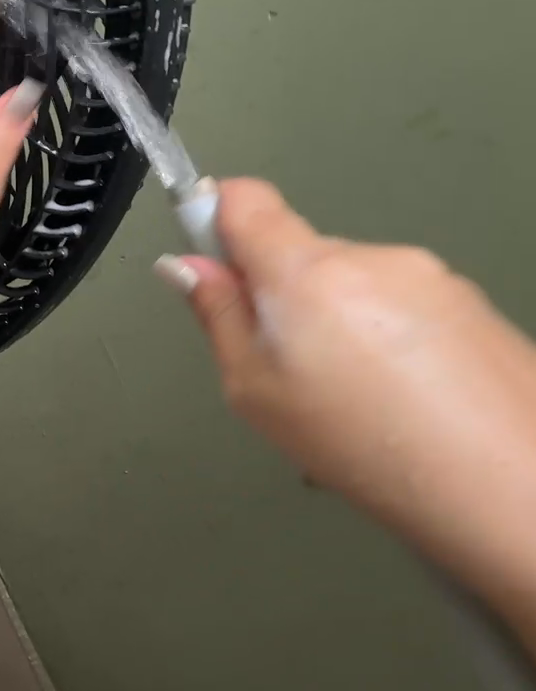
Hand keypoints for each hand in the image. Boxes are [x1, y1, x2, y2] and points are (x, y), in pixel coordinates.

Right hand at [157, 179, 535, 558]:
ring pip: (345, 281)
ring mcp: (433, 279)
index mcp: (308, 273)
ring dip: (326, 317)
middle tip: (275, 359)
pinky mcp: (473, 306)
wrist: (511, 489)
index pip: (245, 201)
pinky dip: (374, 335)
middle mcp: (374, 259)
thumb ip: (216, 314)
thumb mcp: (250, 385)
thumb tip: (186, 266)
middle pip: (295, 252)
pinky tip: (389, 394)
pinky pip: (394, 303)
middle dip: (272, 292)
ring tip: (341, 389)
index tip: (202, 250)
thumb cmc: (360, 441)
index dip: (209, 212)